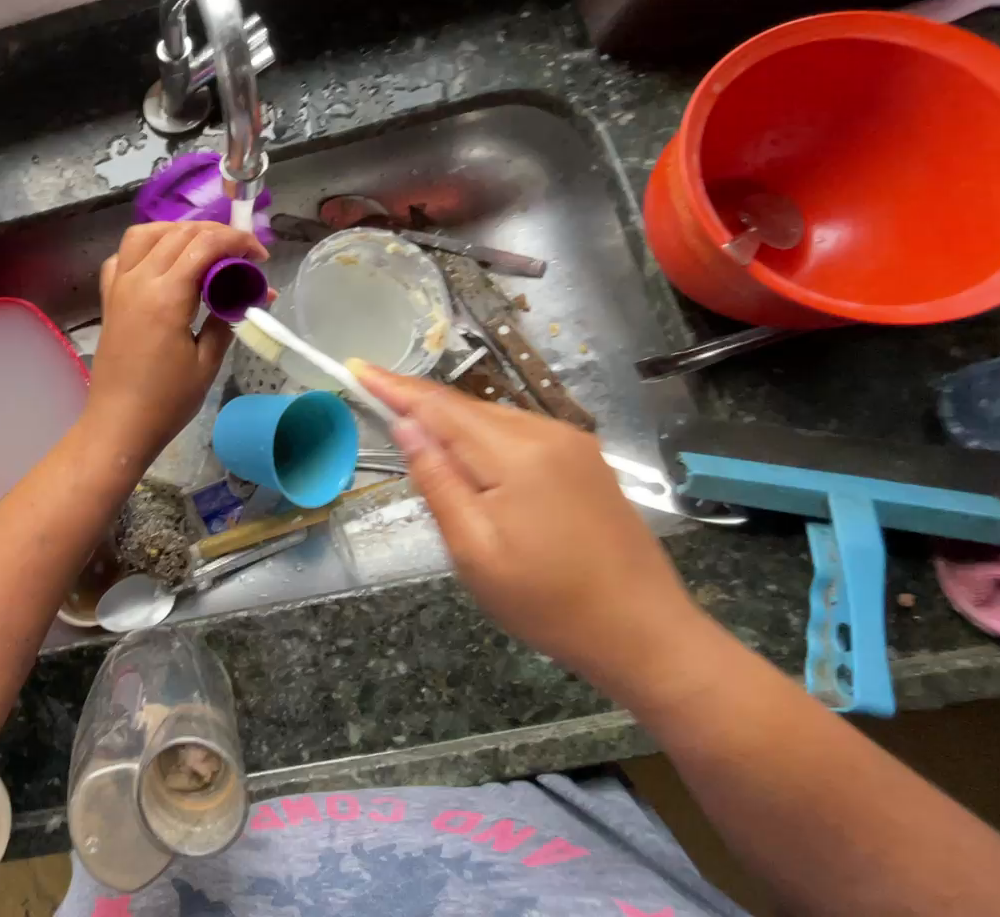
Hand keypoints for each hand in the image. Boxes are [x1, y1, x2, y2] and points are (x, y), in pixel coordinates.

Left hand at [87, 222, 267, 465]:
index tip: (260, 257)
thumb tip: (246, 297)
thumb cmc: (167, 401)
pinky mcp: (108, 299)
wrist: (119, 423)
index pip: (205, 244)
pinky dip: (144, 250)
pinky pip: (122, 257)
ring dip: (176, 232)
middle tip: (240, 256)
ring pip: (145, 235)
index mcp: (166, 295)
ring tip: (202, 250)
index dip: (238, 242)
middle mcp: (138, 281)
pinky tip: (162, 265)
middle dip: (215, 235)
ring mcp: (118, 287)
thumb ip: (225, 320)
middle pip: (178, 234)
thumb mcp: (207, 362)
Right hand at [353, 363, 710, 690]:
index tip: (355, 366)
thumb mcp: (473, 550)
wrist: (644, 634)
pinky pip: (516, 433)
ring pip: (490, 419)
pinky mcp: (585, 461)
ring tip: (412, 436)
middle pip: (465, 407)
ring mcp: (572, 445)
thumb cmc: (546, 603)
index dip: (393, 386)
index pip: (439, 407)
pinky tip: (467, 460)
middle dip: (417, 403)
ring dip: (449, 423)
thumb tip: (404, 426)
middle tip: (372, 400)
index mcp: (516, 456)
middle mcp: (548, 435)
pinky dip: (480, 437)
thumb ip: (436, 481)